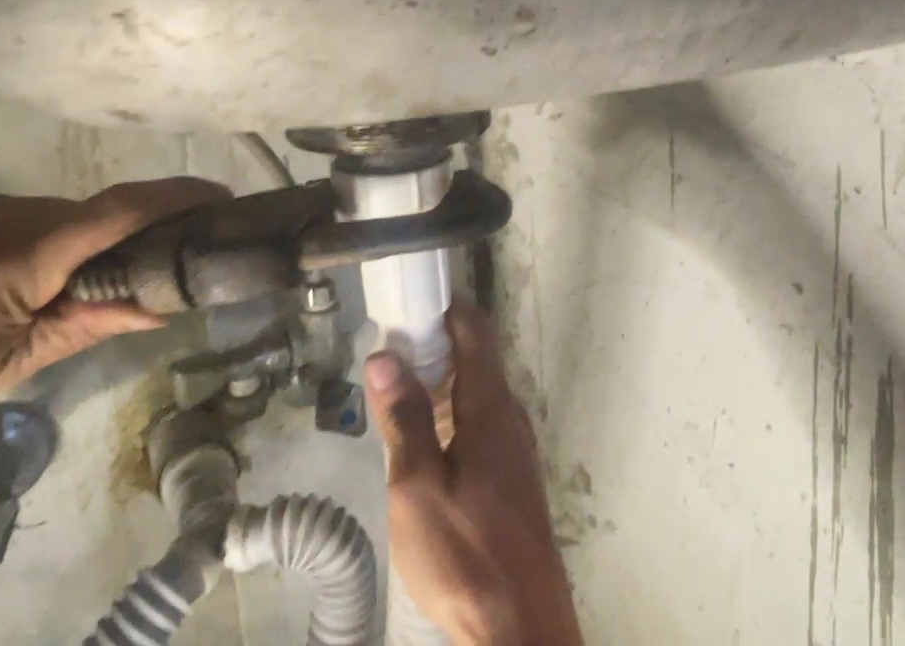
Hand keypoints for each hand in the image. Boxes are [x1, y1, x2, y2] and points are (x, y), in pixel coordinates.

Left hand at [0, 178, 227, 451]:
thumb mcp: (4, 363)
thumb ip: (86, 325)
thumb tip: (157, 310)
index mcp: (28, 247)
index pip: (124, 207)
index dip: (179, 196)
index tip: (223, 195)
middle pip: (80, 213)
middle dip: (112, 239)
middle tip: (123, 282)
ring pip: (32, 216)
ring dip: (54, 246)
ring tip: (33, 299)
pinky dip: (8, 244)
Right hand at [365, 301, 583, 645]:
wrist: (519, 626)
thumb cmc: (465, 552)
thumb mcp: (418, 485)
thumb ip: (404, 418)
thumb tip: (385, 353)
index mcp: (493, 409)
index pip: (475, 331)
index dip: (446, 305)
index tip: (409, 291)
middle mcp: (511, 419)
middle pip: (476, 358)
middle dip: (434, 341)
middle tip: (385, 341)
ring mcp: (514, 450)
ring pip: (476, 393)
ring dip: (439, 378)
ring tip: (392, 382)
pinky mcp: (510, 479)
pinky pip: (479, 423)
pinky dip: (449, 411)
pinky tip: (420, 434)